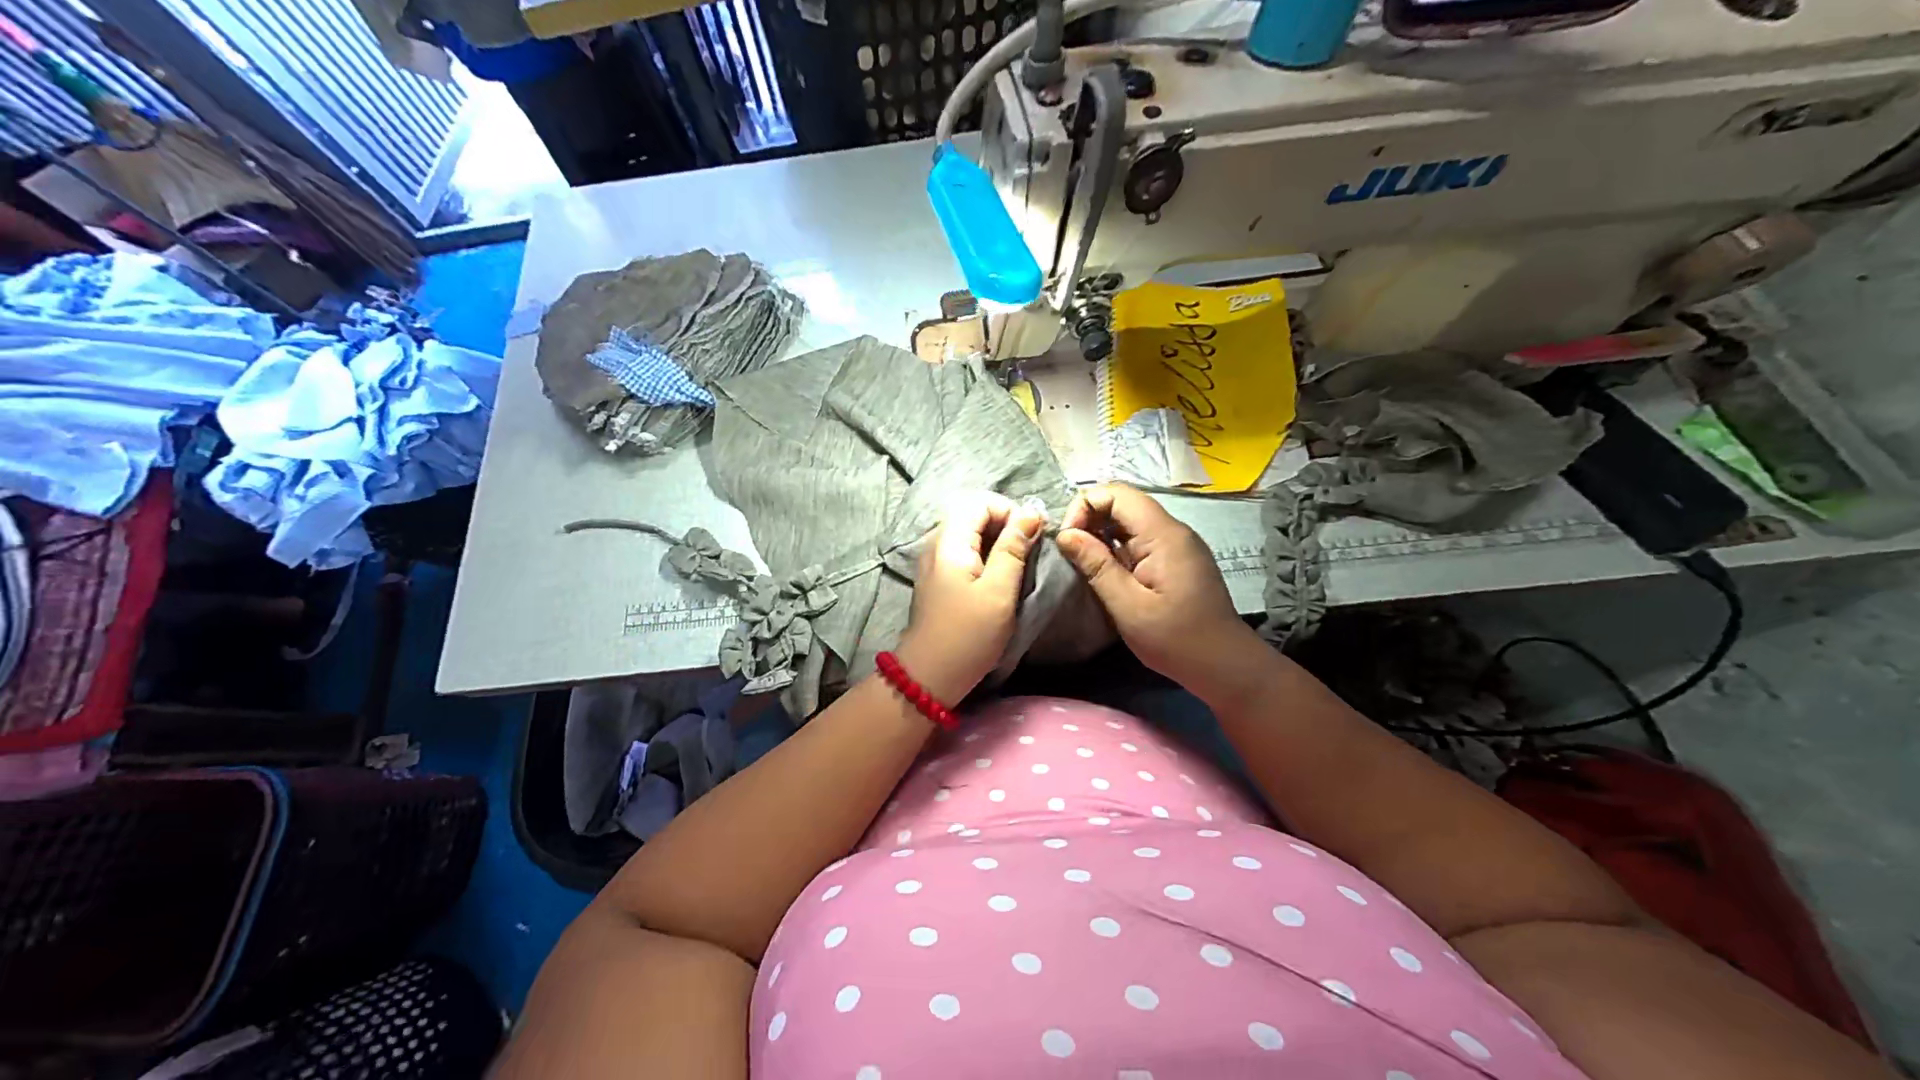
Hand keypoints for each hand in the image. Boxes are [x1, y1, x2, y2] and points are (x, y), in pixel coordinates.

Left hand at [895, 493, 1043, 703]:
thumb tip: (1031, 513)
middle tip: (1028, 553)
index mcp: (949, 541)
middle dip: (1005, 525)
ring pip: (970, 533)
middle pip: (973, 514)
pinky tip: (999, 579)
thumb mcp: (999, 592)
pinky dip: (986, 556)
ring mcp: (935, 561)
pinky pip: (965, 552)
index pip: (980, 501)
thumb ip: (1014, 549)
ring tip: (1017, 567)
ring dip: (998, 542)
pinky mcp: (939, 578)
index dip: (1010, 511)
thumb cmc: (968, 635)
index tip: (1032, 536)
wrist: (930, 676)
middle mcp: (937, 543)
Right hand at [1054, 484, 1263, 699]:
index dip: (1085, 507)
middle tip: (1071, 554)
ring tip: (1084, 565)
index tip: (1069, 541)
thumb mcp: (1128, 607)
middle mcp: (1171, 530)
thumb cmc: (1176, 640)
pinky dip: (1115, 549)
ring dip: (1101, 536)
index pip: (1117, 493)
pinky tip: (1106, 574)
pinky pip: (1139, 540)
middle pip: (1122, 503)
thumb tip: (1065, 535)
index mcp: (1163, 535)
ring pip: (1129, 521)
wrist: (1224, 665)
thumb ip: (1096, 566)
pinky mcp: (1174, 559)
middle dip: (1089, 520)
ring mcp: (1176, 544)